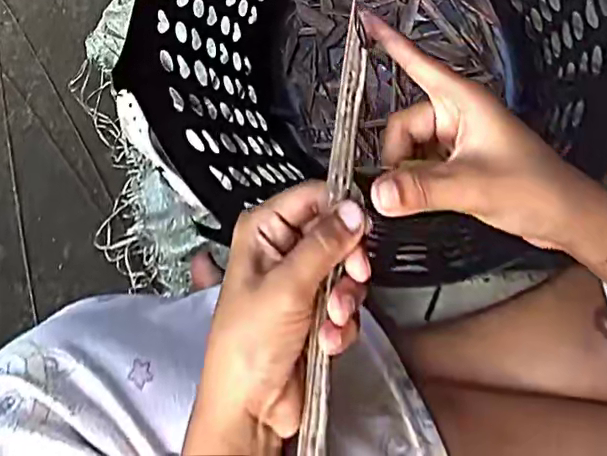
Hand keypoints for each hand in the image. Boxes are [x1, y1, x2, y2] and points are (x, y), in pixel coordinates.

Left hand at [184, 181, 371, 454]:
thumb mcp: (287, 286)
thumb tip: (352, 211)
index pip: (311, 197)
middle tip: (353, 274)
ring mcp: (299, 280)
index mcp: (263, 228)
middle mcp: (281, 249)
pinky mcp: (315, 310)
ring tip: (332, 317)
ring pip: (344, 269)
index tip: (362, 227)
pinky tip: (327, 338)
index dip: (340, 209)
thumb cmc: (245, 345)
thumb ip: (323, 245)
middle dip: (347, 261)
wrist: (250, 409)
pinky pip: (345, 302)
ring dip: (345, 298)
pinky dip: (342, 323)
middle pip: (334, 233)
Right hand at [362, 12, 606, 252]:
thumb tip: (378, 191)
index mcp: (462, 100)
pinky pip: (421, 164)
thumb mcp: (475, 186)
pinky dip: (418, 182)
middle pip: (403, 125)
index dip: (388, 39)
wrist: (572, 221)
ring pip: (410, 149)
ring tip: (430, 196)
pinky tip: (430, 199)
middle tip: (401, 188)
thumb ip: (422, 189)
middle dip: (399, 157)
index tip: (364, 16)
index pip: (416, 62)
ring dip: (410, 174)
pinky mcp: (458, 161)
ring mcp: (457, 138)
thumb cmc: (538, 189)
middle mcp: (456, 114)